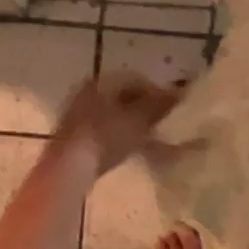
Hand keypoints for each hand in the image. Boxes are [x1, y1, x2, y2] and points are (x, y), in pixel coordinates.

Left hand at [52, 73, 180, 174]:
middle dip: (146, 110)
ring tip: (153, 140)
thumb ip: (159, 104)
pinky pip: (105, 132)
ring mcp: (78, 116)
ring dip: (135, 125)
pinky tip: (135, 151)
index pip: (136, 80)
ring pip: (114, 116)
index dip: (158, 92)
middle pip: (124, 98)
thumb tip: (179, 93)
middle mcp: (87, 93)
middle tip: (165, 124)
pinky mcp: (75, 139)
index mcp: (101, 82)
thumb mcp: (138, 119)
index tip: (175, 108)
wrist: (69, 168)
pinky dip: (122, 138)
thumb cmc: (106, 136)